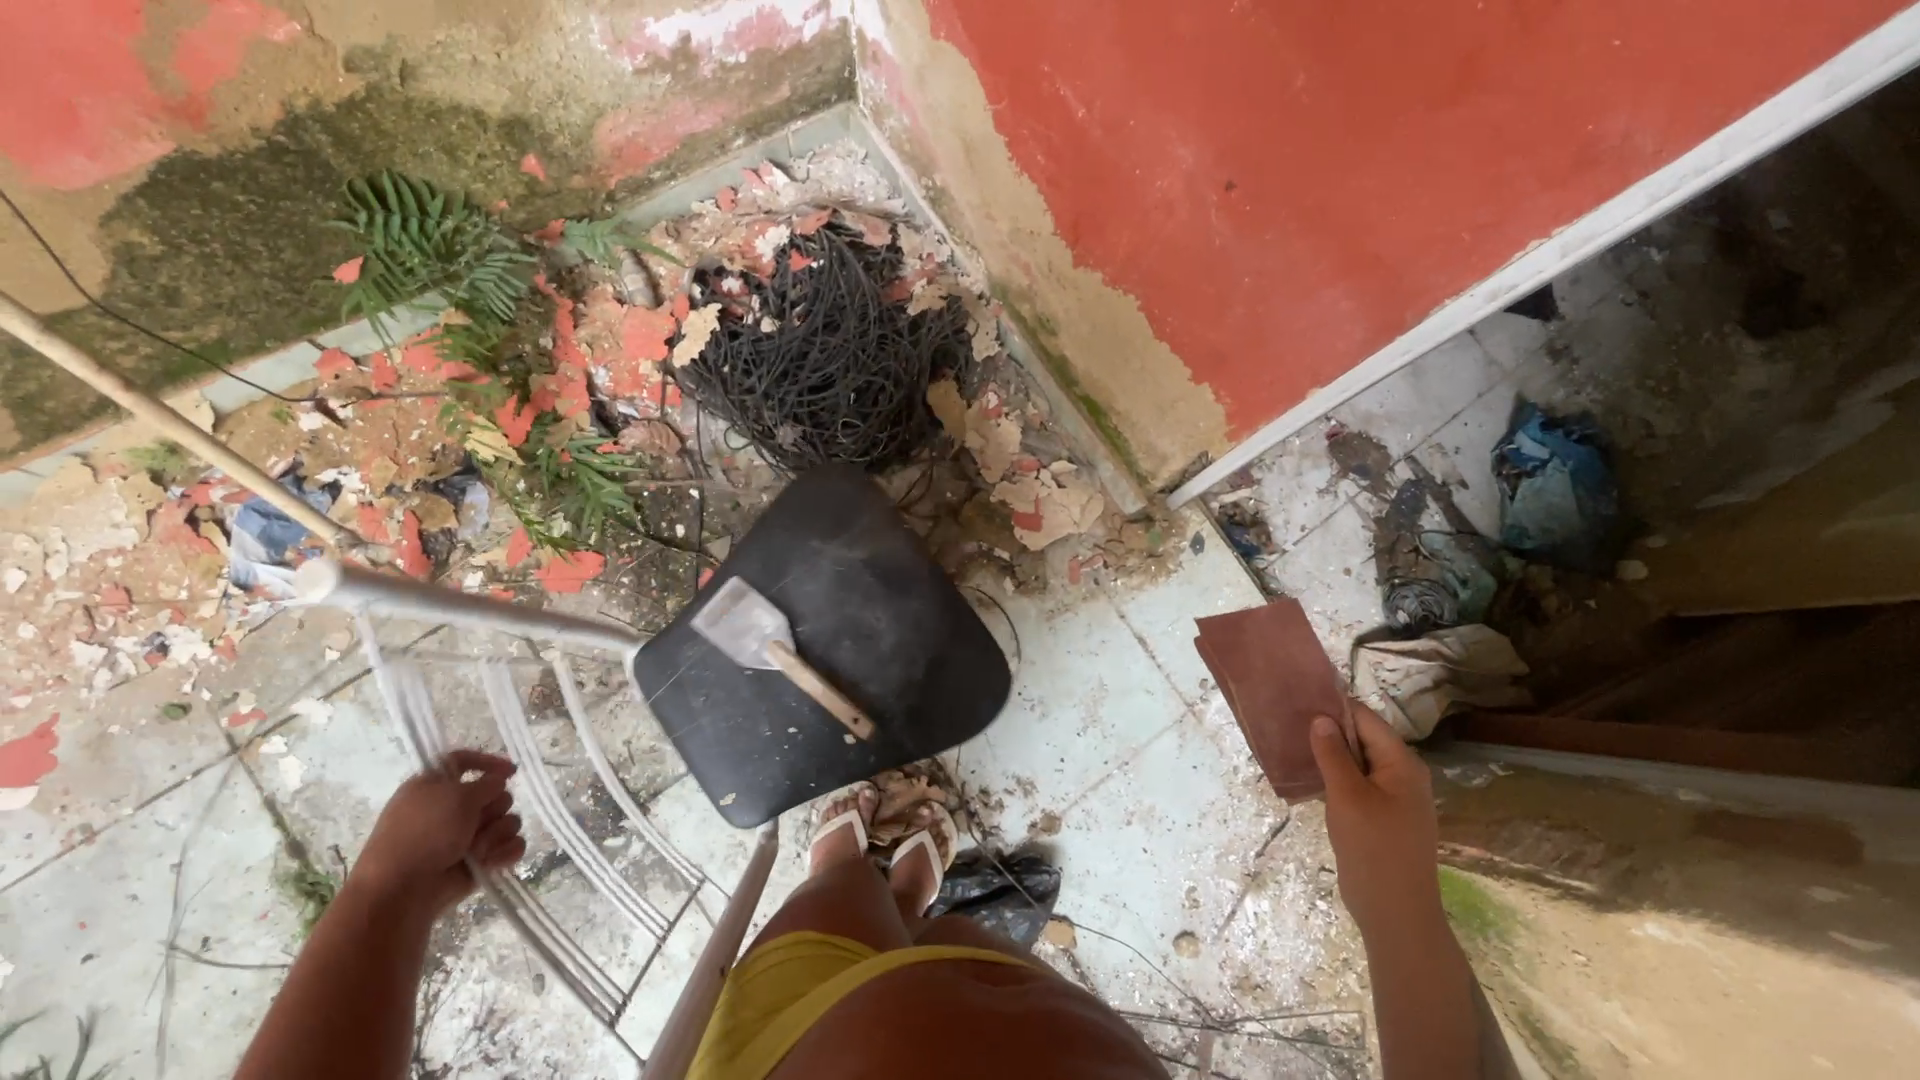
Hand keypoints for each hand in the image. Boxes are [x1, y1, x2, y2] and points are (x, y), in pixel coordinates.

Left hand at [351, 750, 525, 915]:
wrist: (403, 889)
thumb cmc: (425, 833)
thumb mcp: (458, 796)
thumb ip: (488, 783)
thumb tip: (499, 783)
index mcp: (435, 786)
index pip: (463, 762)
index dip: (487, 762)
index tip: (511, 771)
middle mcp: (451, 808)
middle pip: (495, 794)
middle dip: (494, 807)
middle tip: (477, 821)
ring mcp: (467, 836)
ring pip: (506, 821)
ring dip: (497, 833)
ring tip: (478, 850)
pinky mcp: (479, 860)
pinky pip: (509, 846)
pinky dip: (504, 852)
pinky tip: (492, 861)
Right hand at [1309, 702, 1441, 938]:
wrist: (1395, 911)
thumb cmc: (1373, 848)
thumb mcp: (1348, 796)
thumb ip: (1333, 754)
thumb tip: (1320, 718)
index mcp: (1402, 763)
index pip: (1366, 720)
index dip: (1335, 707)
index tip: (1298, 701)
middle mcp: (1403, 775)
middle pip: (1363, 739)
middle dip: (1329, 731)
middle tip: (1288, 724)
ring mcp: (1394, 798)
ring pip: (1358, 763)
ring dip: (1329, 756)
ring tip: (1291, 747)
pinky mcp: (1382, 817)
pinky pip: (1357, 785)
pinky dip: (1334, 778)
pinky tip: (1307, 780)